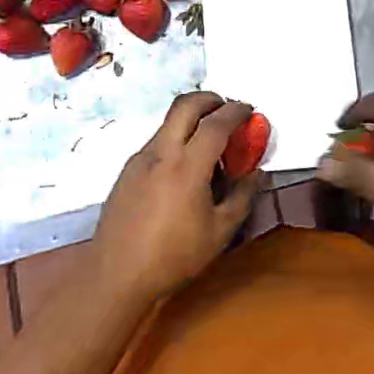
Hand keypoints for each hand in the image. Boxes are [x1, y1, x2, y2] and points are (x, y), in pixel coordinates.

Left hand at [88, 92, 260, 304]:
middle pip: (185, 105)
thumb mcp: (220, 231)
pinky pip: (156, 143)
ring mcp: (139, 159)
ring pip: (168, 123)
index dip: (236, 111)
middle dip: (210, 99)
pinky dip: (176, 140)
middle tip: (226, 109)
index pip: (215, 123)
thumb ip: (243, 196)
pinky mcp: (127, 171)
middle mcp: (160, 153)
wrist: (117, 274)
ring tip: (208, 146)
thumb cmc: (174, 256)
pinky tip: (183, 170)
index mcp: (187, 166)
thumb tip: (257, 172)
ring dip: (191, 120)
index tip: (249, 109)